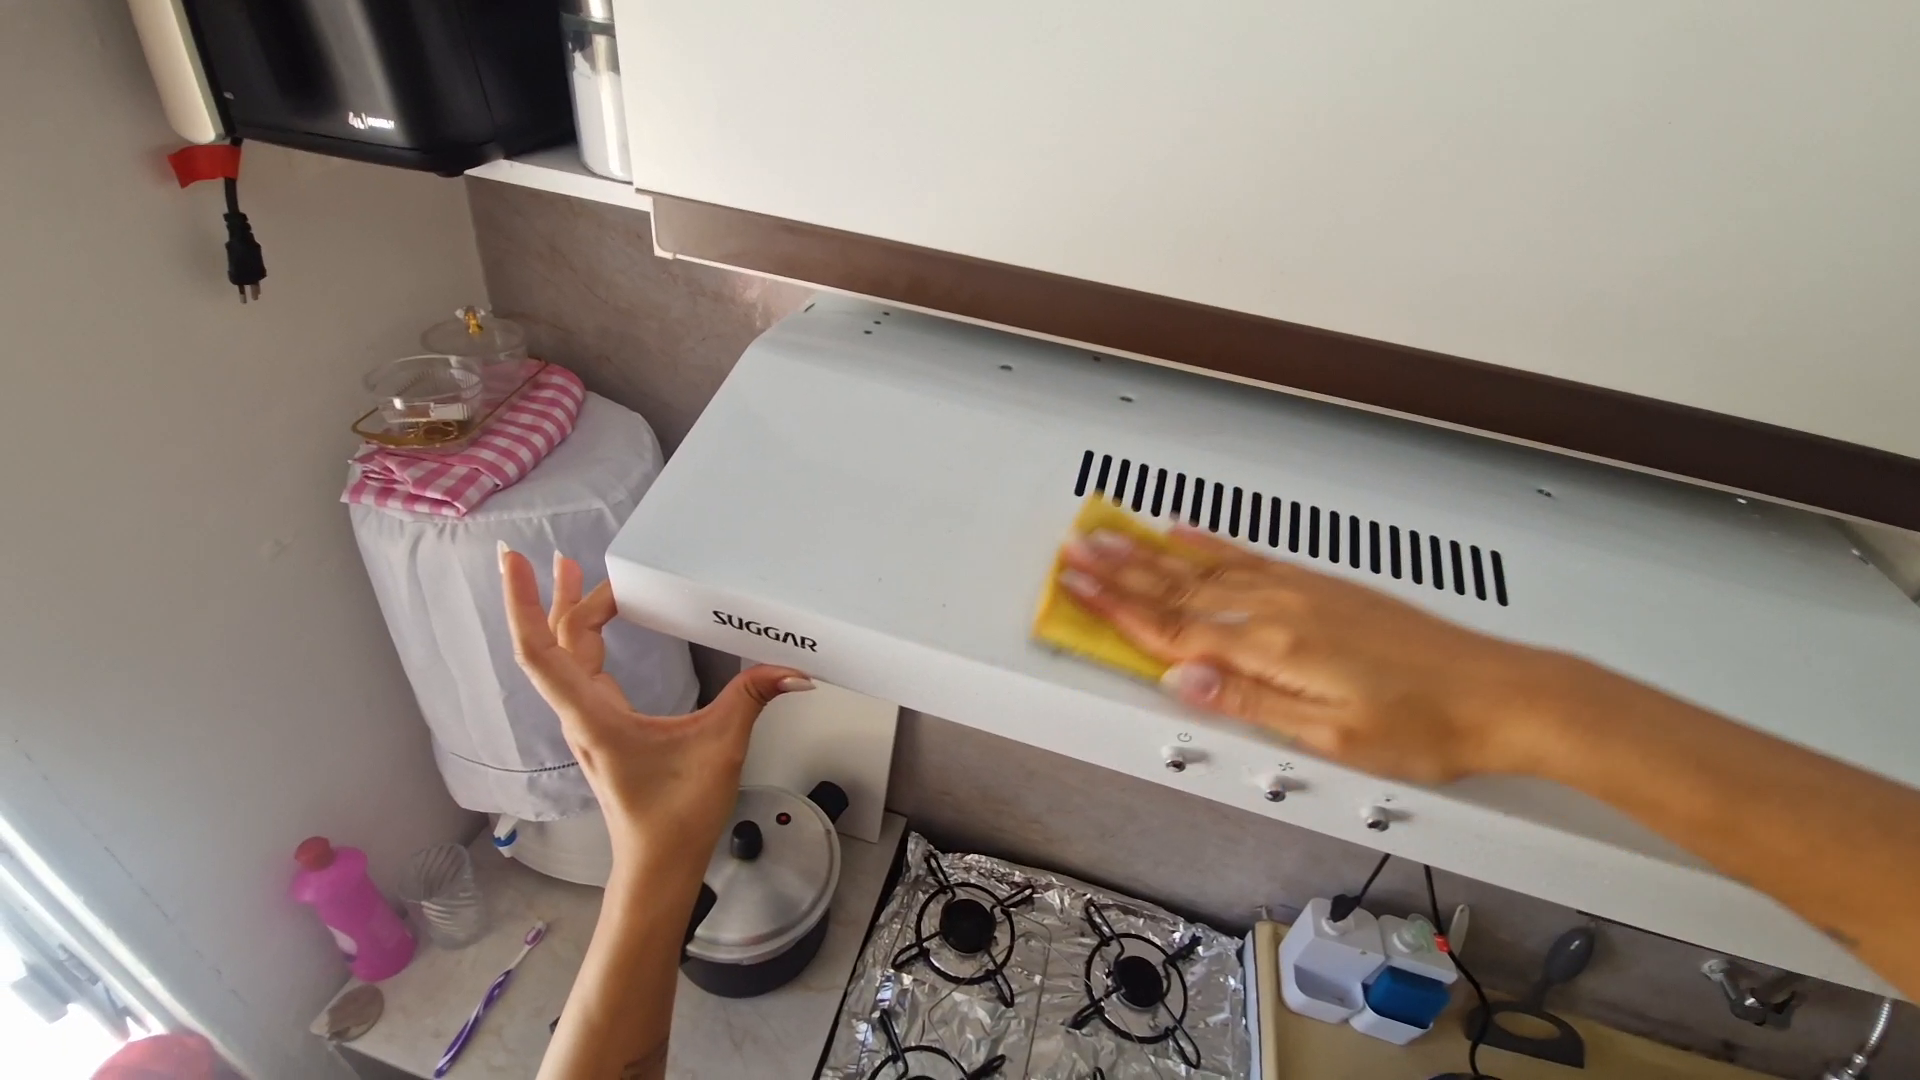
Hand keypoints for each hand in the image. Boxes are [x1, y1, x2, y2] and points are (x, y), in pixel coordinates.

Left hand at [500, 545, 813, 868]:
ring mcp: (589, 723)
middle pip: (553, 644)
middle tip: (562, 556)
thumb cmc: (676, 816)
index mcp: (595, 715)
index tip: (517, 562)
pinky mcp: (604, 730)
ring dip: (566, 616)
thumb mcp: (721, 746)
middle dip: (551, 596)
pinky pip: (582, 674)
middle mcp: (582, 715)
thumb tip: (792, 670)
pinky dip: (585, 642)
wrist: (659, 864)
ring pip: (564, 658)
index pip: (544, 649)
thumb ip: (753, 697)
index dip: (524, 601)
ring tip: (576, 578)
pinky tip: (604, 632)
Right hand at [1058, 525, 1562, 783]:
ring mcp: (1298, 591)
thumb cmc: (1422, 725)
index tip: (1078, 587)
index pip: (1174, 628)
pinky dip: (1211, 542)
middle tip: (1076, 550)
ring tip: (1112, 535)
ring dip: (1150, 553)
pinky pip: (1251, 556)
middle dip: (1120, 571)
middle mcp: (1277, 610)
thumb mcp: (1331, 736)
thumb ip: (1248, 701)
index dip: (1119, 608)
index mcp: (1273, 650)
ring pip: (1205, 567)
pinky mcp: (1319, 585)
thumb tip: (1182, 680)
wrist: (1500, 692)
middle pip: (1179, 589)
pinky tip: (1186, 532)